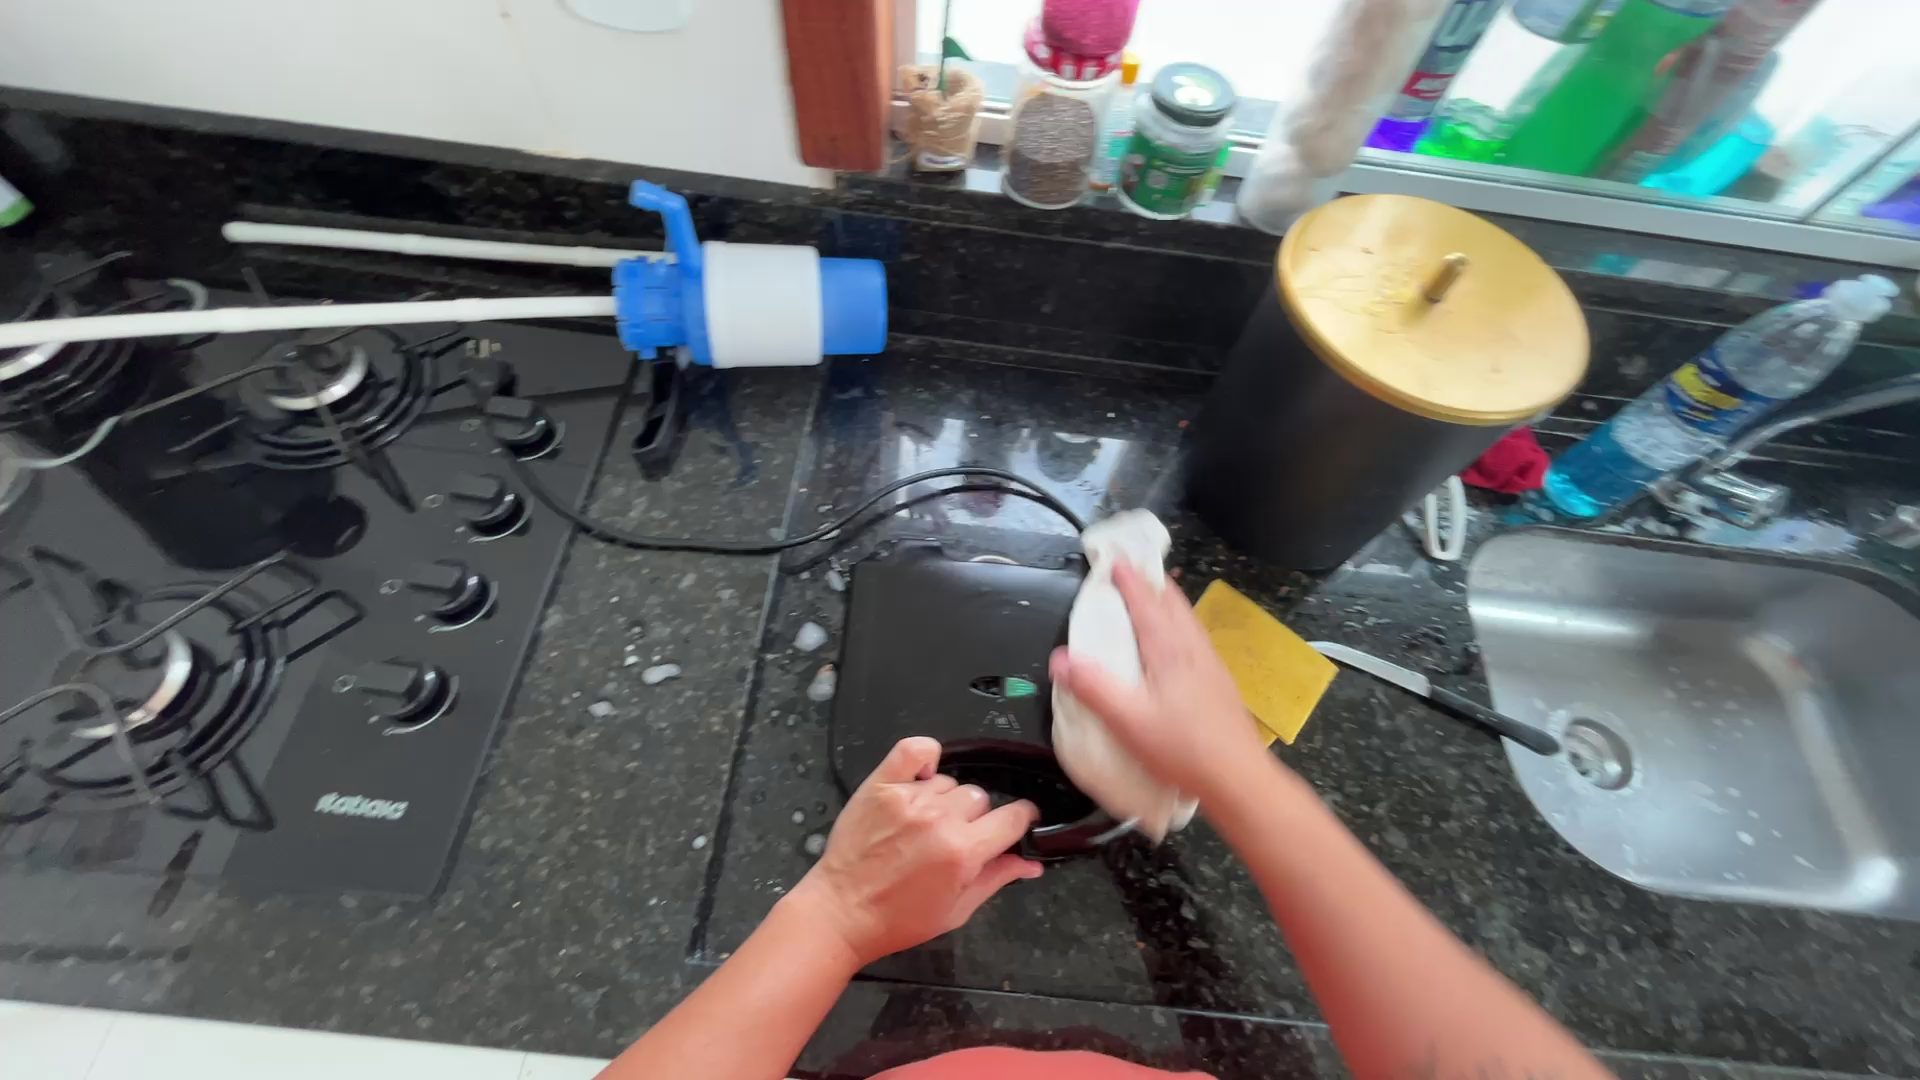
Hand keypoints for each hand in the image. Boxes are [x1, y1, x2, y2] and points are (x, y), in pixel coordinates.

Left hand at [785, 737, 1041, 967]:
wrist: (841, 912)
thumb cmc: (900, 918)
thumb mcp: (956, 910)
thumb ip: (997, 878)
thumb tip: (1033, 864)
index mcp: (963, 852)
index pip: (1013, 817)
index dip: (1022, 818)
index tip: (1017, 821)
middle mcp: (940, 819)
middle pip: (980, 797)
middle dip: (975, 817)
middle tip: (952, 838)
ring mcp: (909, 797)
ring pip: (950, 781)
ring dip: (945, 798)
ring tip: (924, 822)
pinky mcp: (882, 784)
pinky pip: (915, 749)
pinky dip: (925, 756)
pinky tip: (921, 775)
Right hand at [1049, 560, 1272, 802]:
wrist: (1240, 780)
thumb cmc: (1184, 750)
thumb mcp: (1129, 721)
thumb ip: (1094, 688)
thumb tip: (1061, 658)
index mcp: (1169, 651)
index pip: (1147, 603)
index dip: (1129, 579)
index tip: (1115, 559)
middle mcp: (1193, 650)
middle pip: (1172, 602)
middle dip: (1150, 581)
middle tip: (1131, 571)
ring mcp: (1209, 665)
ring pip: (1187, 619)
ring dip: (1167, 601)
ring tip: (1151, 597)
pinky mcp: (1218, 682)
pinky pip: (1194, 638)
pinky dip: (1178, 624)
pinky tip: (1175, 642)